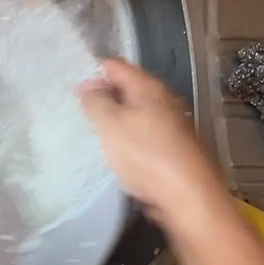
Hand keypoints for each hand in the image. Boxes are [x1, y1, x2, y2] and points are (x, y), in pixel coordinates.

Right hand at [79, 58, 233, 237]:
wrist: (189, 199)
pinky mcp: (176, 149)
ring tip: (95, 136)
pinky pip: (146, 136)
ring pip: (137, 114)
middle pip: (128, 89)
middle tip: (81, 115)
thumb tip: (89, 84)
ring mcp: (173, 125)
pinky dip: (131, 141)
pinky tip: (119, 156)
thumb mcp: (111, 125)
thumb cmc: (146, 156)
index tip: (74, 92)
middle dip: (104, 99)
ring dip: (117, 122)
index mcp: (149, 87)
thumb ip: (96, 101)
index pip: (115, 66)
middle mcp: (165, 100)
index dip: (93, 73)